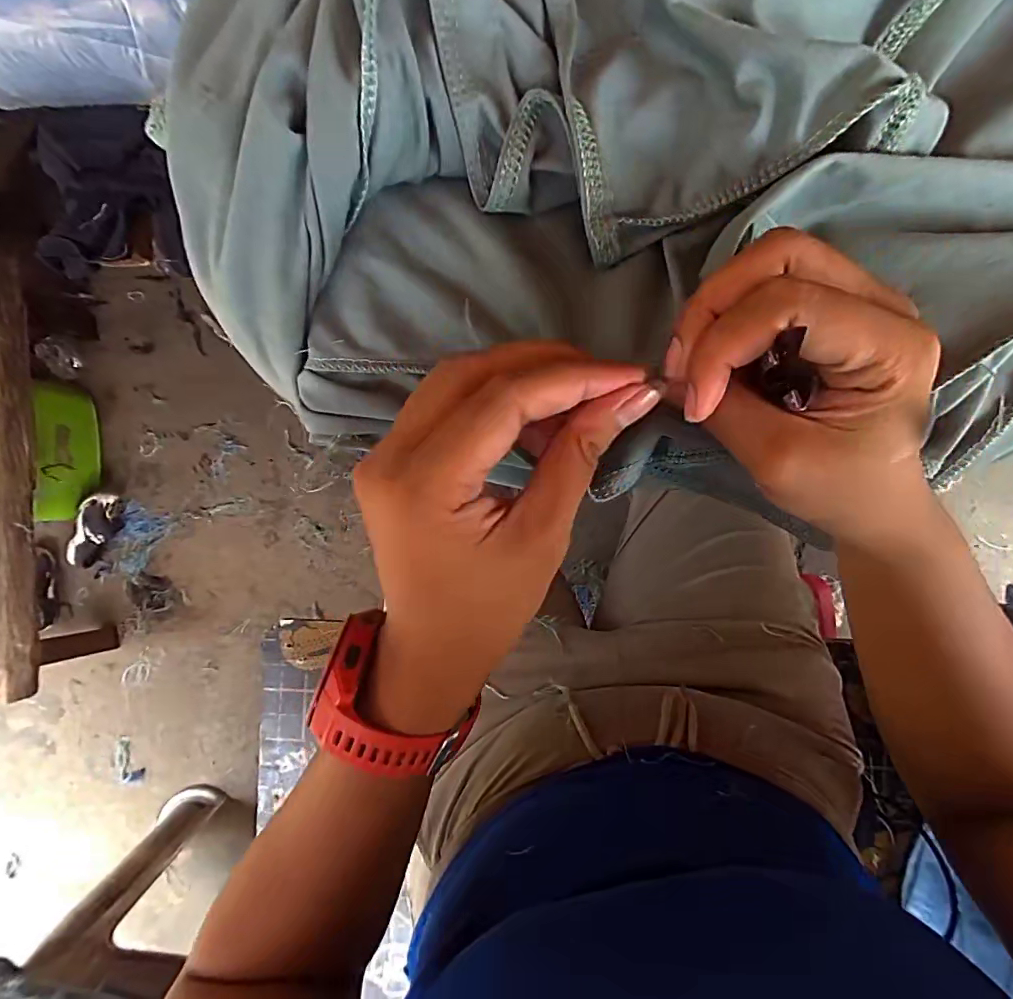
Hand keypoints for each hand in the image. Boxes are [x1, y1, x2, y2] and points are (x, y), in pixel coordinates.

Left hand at [352, 342, 658, 733]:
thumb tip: (629, 397)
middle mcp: (390, 454)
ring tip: (578, 396)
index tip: (628, 375)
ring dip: (521, 375)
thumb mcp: (542, 536)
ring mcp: (383, 450)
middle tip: (607, 378)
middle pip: (472, 373)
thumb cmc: (488, 609)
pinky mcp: (391, 453)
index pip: (500, 400)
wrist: (431, 646)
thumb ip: (577, 456)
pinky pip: (446, 402)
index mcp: (423, 483)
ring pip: (457, 378)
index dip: (570, 378)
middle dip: (546, 365)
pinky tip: (537, 415)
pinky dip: (496, 396)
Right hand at [662, 228, 940, 542]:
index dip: (723, 343)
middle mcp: (884, 304)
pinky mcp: (833, 305)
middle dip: (714, 305)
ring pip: (769, 260)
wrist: (874, 502)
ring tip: (696, 360)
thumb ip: (723, 409)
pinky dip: (728, 313)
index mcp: (891, 346)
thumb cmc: (840, 490)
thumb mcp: (776, 460)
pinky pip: (767, 283)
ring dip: (717, 306)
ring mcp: (860, 297)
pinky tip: (717, 354)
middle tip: (685, 363)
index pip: (790, 302)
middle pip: (779, 255)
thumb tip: (671, 376)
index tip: (697, 401)